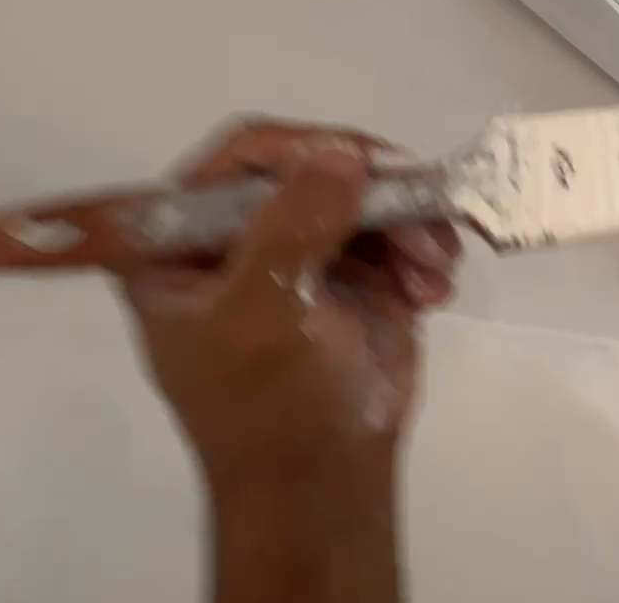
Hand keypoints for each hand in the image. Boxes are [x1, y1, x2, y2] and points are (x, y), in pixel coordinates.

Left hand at [115, 119, 462, 488]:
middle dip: (382, 200)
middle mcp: (250, 236)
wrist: (329, 467)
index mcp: (187, 244)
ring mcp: (312, 250)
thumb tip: (340, 153)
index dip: (305, 151)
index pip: (242, 160)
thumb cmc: (271, 401)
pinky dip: (431, 253)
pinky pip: (410, 230)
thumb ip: (291, 230)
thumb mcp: (263, 316)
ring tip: (431, 275)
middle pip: (326, 171)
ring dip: (417, 230)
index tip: (367, 170)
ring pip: (379, 198)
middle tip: (423, 227)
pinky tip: (432, 292)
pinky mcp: (366, 268)